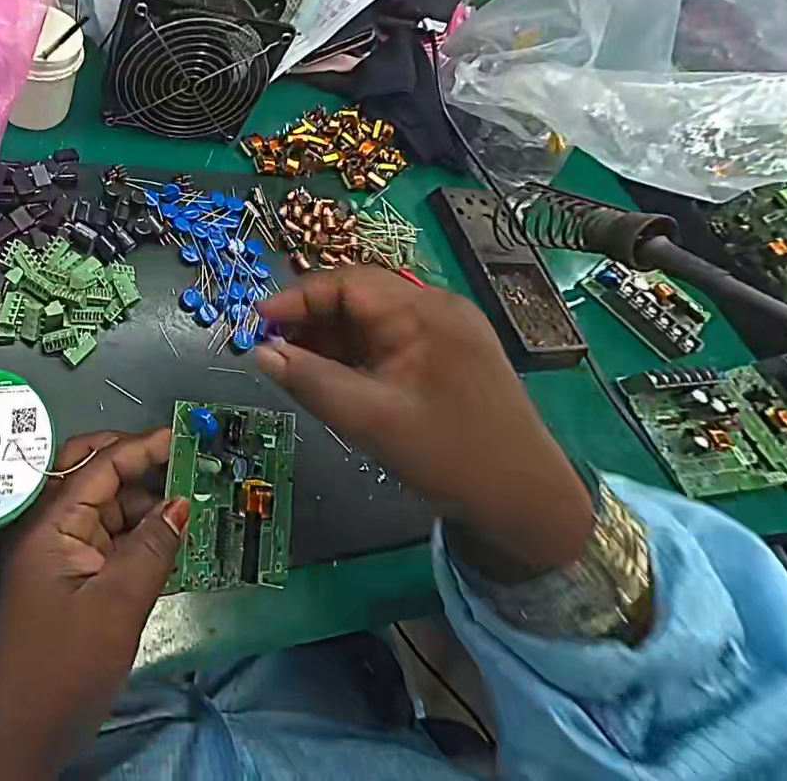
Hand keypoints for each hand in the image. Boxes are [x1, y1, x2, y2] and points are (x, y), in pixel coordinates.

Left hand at [0, 428, 188, 780]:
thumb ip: (152, 548)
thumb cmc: (63, 670)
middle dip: (132, 460)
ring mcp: (58, 548)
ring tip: (181, 502)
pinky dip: (134, 528)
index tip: (179, 438)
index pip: (99, 467)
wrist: (23, 731)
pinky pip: (105, 532)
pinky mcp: (69, 571)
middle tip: (176, 460)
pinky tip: (163, 535)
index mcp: (50, 524)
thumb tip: (180, 505)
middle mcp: (50, 526)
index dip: (141, 448)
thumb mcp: (117, 607)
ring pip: (100, 501)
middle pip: (89, 471)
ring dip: (138, 496)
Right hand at [252, 267, 592, 580]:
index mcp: (424, 313)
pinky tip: (333, 374)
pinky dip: (353, 352)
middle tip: (274, 348)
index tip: (259, 322)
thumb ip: (309, 381)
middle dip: (311, 319)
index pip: (347, 283)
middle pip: (358, 297)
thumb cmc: (450, 456)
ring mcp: (444, 330)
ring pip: (369, 319)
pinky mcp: (444, 353)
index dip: (297, 298)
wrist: (527, 503)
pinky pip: (386, 338)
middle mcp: (436, 308)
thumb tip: (260, 352)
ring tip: (297, 365)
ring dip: (329, 337)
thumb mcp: (369, 419)